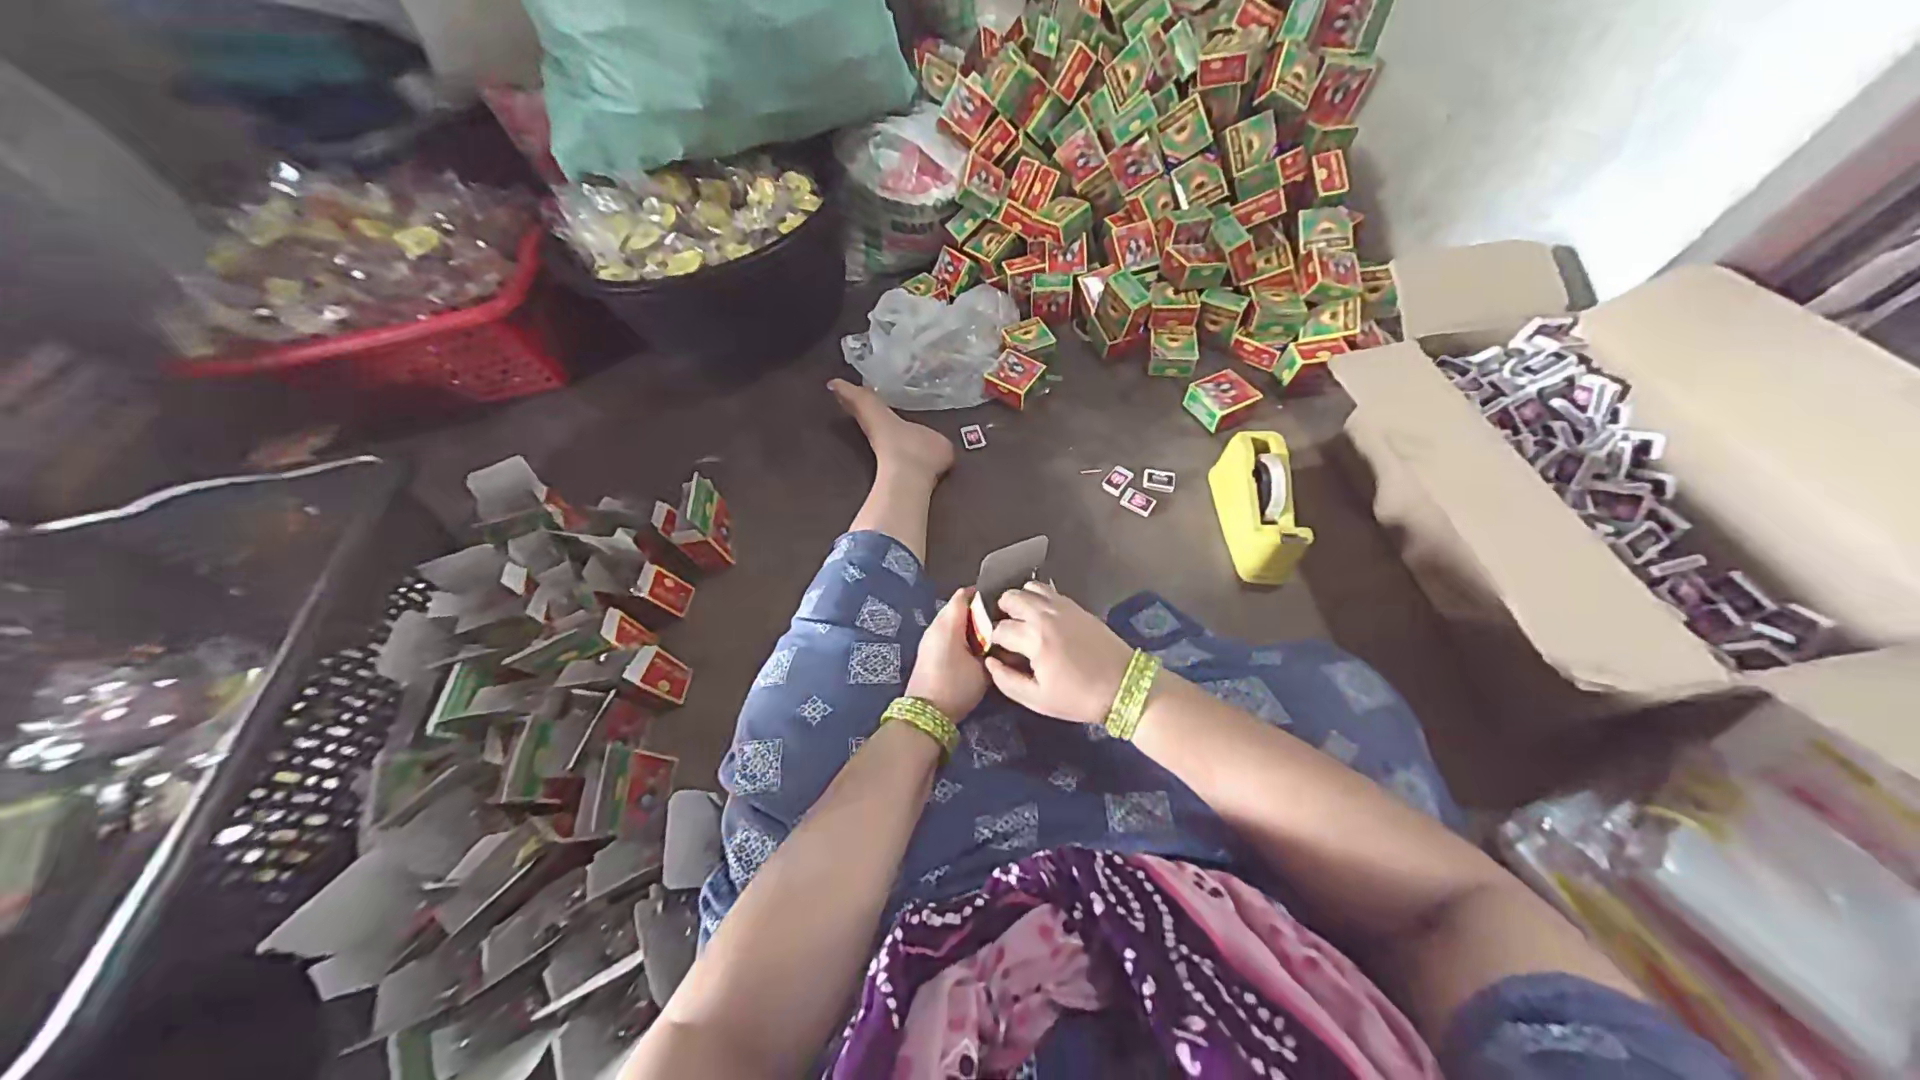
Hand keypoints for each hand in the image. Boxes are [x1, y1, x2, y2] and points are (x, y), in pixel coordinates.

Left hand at [904, 588, 989, 721]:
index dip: (981, 594)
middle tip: (998, 619)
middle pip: (956, 606)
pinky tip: (973, 646)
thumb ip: (994, 650)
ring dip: (967, 623)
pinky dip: (959, 633)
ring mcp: (928, 639)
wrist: (925, 713)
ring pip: (950, 620)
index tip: (1000, 602)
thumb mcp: (983, 670)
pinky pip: (945, 633)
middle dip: (976, 609)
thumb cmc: (956, 687)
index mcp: (948, 624)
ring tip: (989, 633)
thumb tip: (1004, 641)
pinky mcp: (927, 651)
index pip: (963, 595)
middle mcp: (935, 626)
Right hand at [984, 582, 1134, 725]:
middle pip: (1010, 599)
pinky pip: (1048, 590)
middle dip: (1001, 614)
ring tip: (1020, 620)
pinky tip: (1039, 616)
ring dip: (1018, 601)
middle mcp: (1046, 616)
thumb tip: (990, 661)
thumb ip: (1006, 681)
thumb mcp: (1037, 700)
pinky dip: (1037, 597)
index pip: (1000, 629)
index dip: (992, 640)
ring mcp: (1063, 607)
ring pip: (1028, 588)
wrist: (1123, 686)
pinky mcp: (1076, 606)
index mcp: (1035, 640)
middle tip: (1006, 633)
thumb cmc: (1078, 697)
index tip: (996, 651)